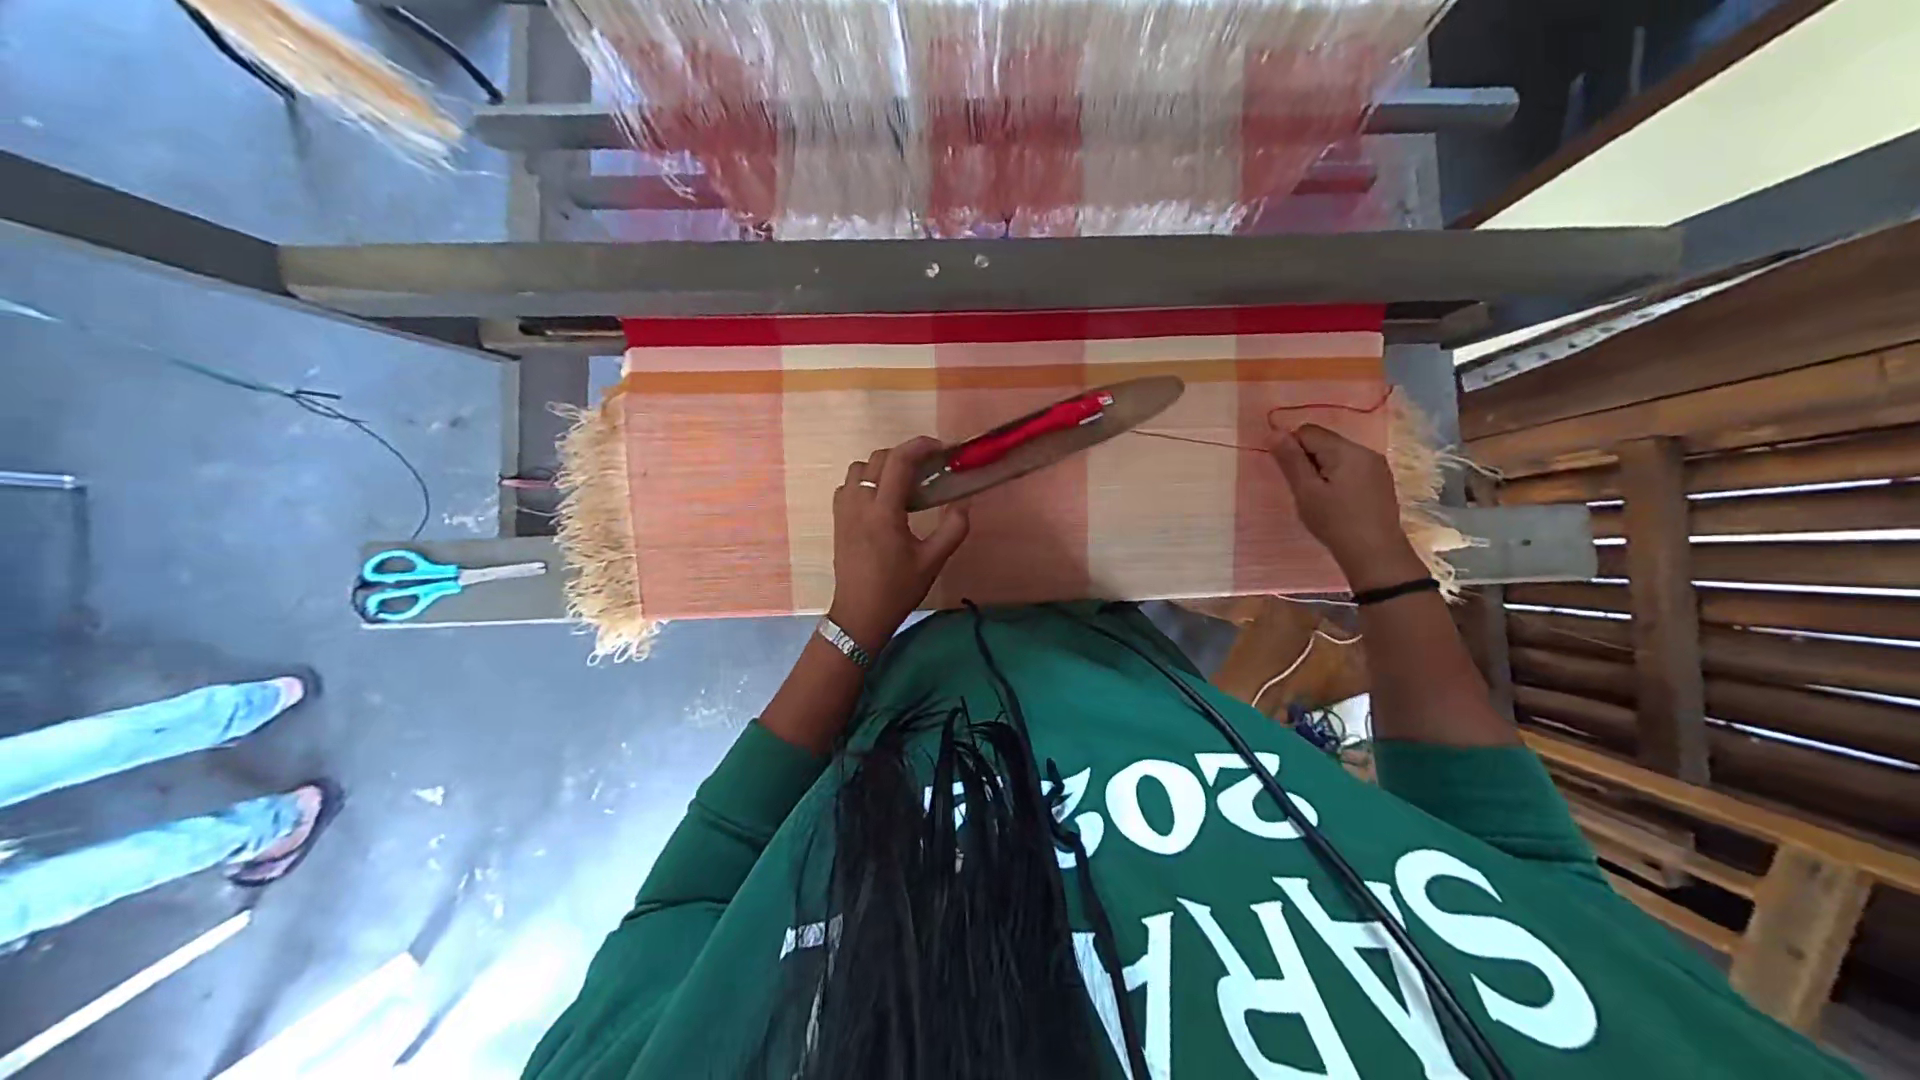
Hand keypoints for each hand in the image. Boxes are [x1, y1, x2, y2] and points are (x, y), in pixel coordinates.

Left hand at [827, 436, 971, 651]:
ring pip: (859, 468)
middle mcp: (859, 503)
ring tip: (905, 483)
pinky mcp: (837, 520)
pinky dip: (866, 481)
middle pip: (879, 458)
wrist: (860, 614)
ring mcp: (844, 510)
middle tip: (929, 468)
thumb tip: (964, 501)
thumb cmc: (898, 589)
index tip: (942, 449)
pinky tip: (882, 499)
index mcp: (883, 512)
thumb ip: (953, 527)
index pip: (899, 461)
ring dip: (883, 467)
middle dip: (906, 455)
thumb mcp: (933, 561)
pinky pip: (848, 485)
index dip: (921, 446)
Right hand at [1268, 423, 1427, 593]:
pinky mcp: (1380, 480)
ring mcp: (1376, 465)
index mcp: (1346, 450)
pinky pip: (1351, 467)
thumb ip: (1290, 460)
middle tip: (1304, 490)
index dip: (1291, 448)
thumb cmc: (1335, 522)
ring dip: (1322, 469)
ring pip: (1337, 455)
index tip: (1290, 475)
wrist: (1375, 553)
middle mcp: (1365, 451)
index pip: (1308, 431)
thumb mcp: (1306, 491)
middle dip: (1308, 459)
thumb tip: (1274, 432)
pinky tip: (1337, 501)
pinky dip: (1337, 477)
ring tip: (1320, 498)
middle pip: (1324, 441)